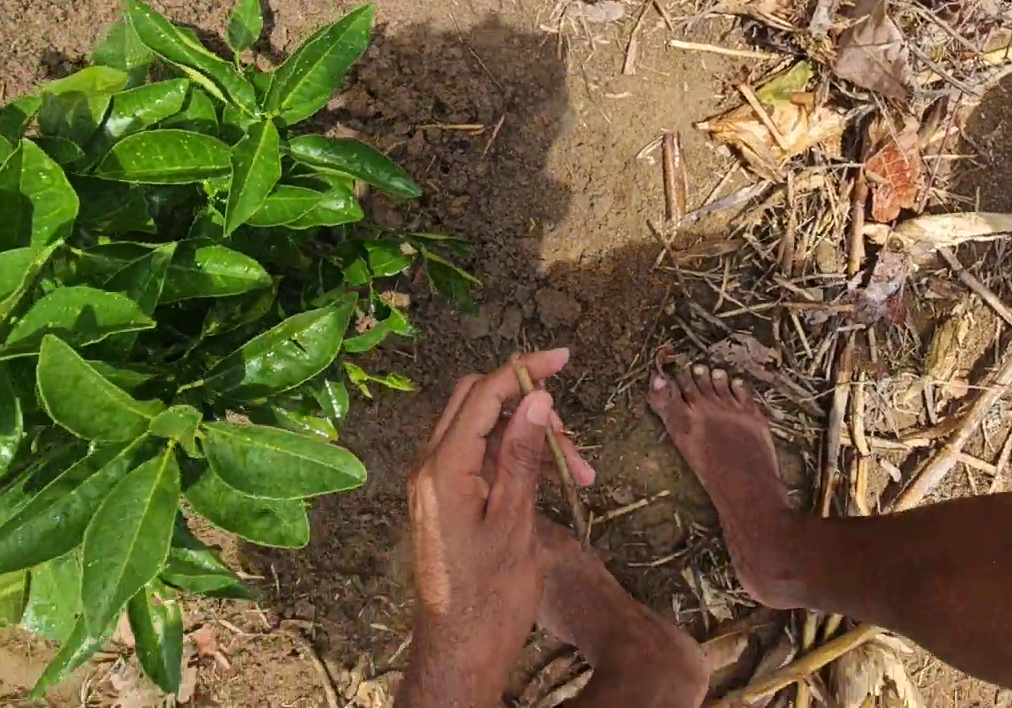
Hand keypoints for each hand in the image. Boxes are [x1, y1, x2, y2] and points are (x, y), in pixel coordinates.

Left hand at [399, 350, 593, 707]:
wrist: (460, 655)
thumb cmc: (491, 597)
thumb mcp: (515, 521)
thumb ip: (522, 454)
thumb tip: (538, 395)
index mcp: (442, 467)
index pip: (484, 393)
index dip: (525, 369)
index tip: (564, 357)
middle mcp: (431, 465)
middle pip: (479, 401)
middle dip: (528, 402)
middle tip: (569, 426)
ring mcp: (437, 481)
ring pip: (487, 429)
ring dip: (530, 436)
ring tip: (580, 471)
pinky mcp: (448, 497)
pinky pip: (484, 456)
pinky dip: (518, 458)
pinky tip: (556, 479)